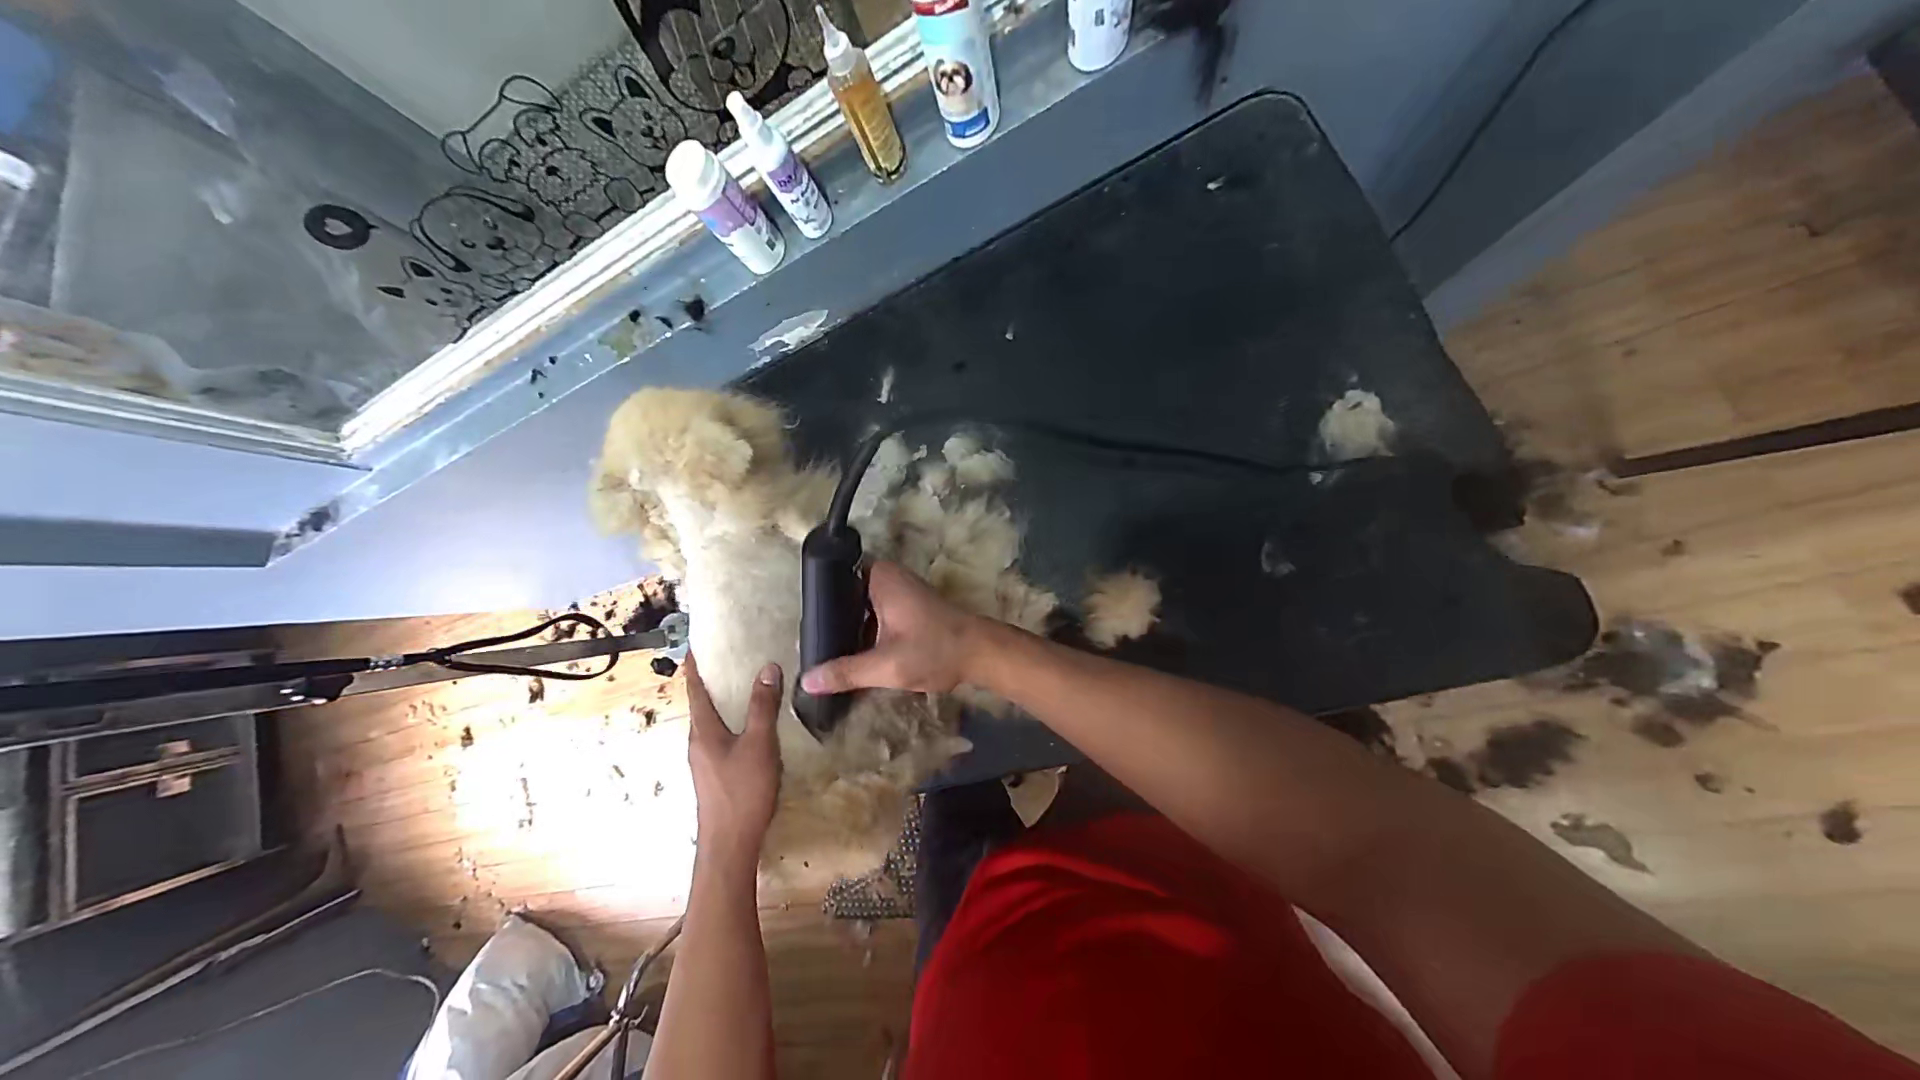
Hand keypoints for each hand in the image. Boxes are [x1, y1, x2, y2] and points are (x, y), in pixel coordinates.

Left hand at [685, 656, 781, 860]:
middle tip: (733, 655)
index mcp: (703, 730)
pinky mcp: (716, 774)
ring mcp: (705, 761)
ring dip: (726, 702)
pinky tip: (754, 725)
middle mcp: (698, 742)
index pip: (696, 688)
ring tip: (747, 684)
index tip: (696, 641)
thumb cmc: (742, 791)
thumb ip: (763, 706)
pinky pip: (723, 737)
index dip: (695, 664)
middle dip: (714, 680)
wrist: (730, 844)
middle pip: (703, 703)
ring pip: (714, 722)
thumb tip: (767, 667)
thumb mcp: (759, 744)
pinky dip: (734, 721)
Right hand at [800, 561, 987, 695]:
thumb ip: (845, 672)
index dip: (817, 606)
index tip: (802, 631)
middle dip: (832, 622)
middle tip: (809, 648)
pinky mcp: (907, 607)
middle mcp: (887, 576)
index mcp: (878, 576)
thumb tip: (806, 682)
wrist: (980, 654)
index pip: (832, 581)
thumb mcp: (885, 665)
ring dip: (849, 630)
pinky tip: (853, 654)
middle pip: (845, 597)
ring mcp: (898, 590)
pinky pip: (875, 615)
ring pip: (860, 609)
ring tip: (826, 654)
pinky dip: (865, 632)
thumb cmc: (934, 650)